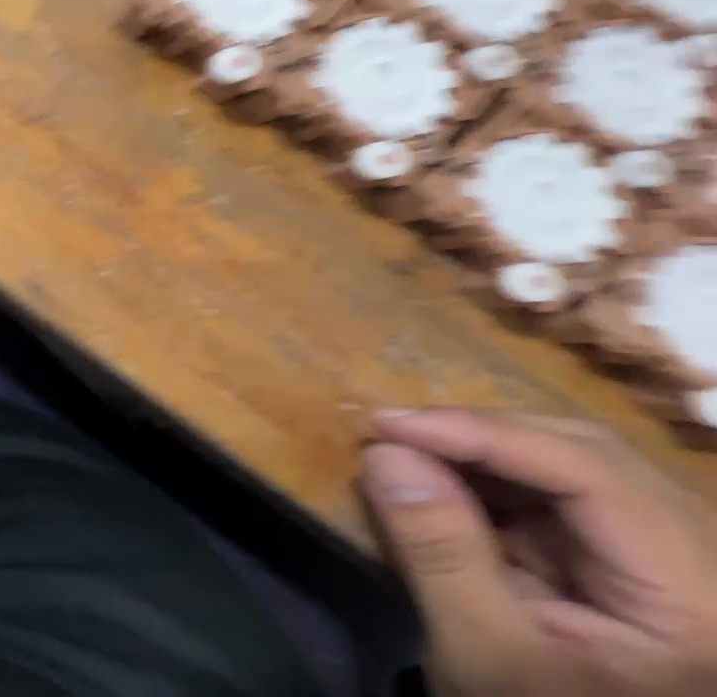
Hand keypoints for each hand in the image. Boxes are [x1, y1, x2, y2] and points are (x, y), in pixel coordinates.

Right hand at [362, 409, 716, 695]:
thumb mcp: (480, 647)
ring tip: (406, 447)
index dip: (487, 435)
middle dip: (483, 433)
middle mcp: (699, 563)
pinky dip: (487, 472)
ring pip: (573, 461)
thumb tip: (385, 453)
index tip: (390, 423)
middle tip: (394, 430)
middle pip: (592, 456)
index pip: (593, 477)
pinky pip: (555, 487)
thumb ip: (439, 551)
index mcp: (693, 598)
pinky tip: (438, 474)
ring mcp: (663, 556)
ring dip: (481, 447)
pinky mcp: (620, 555)